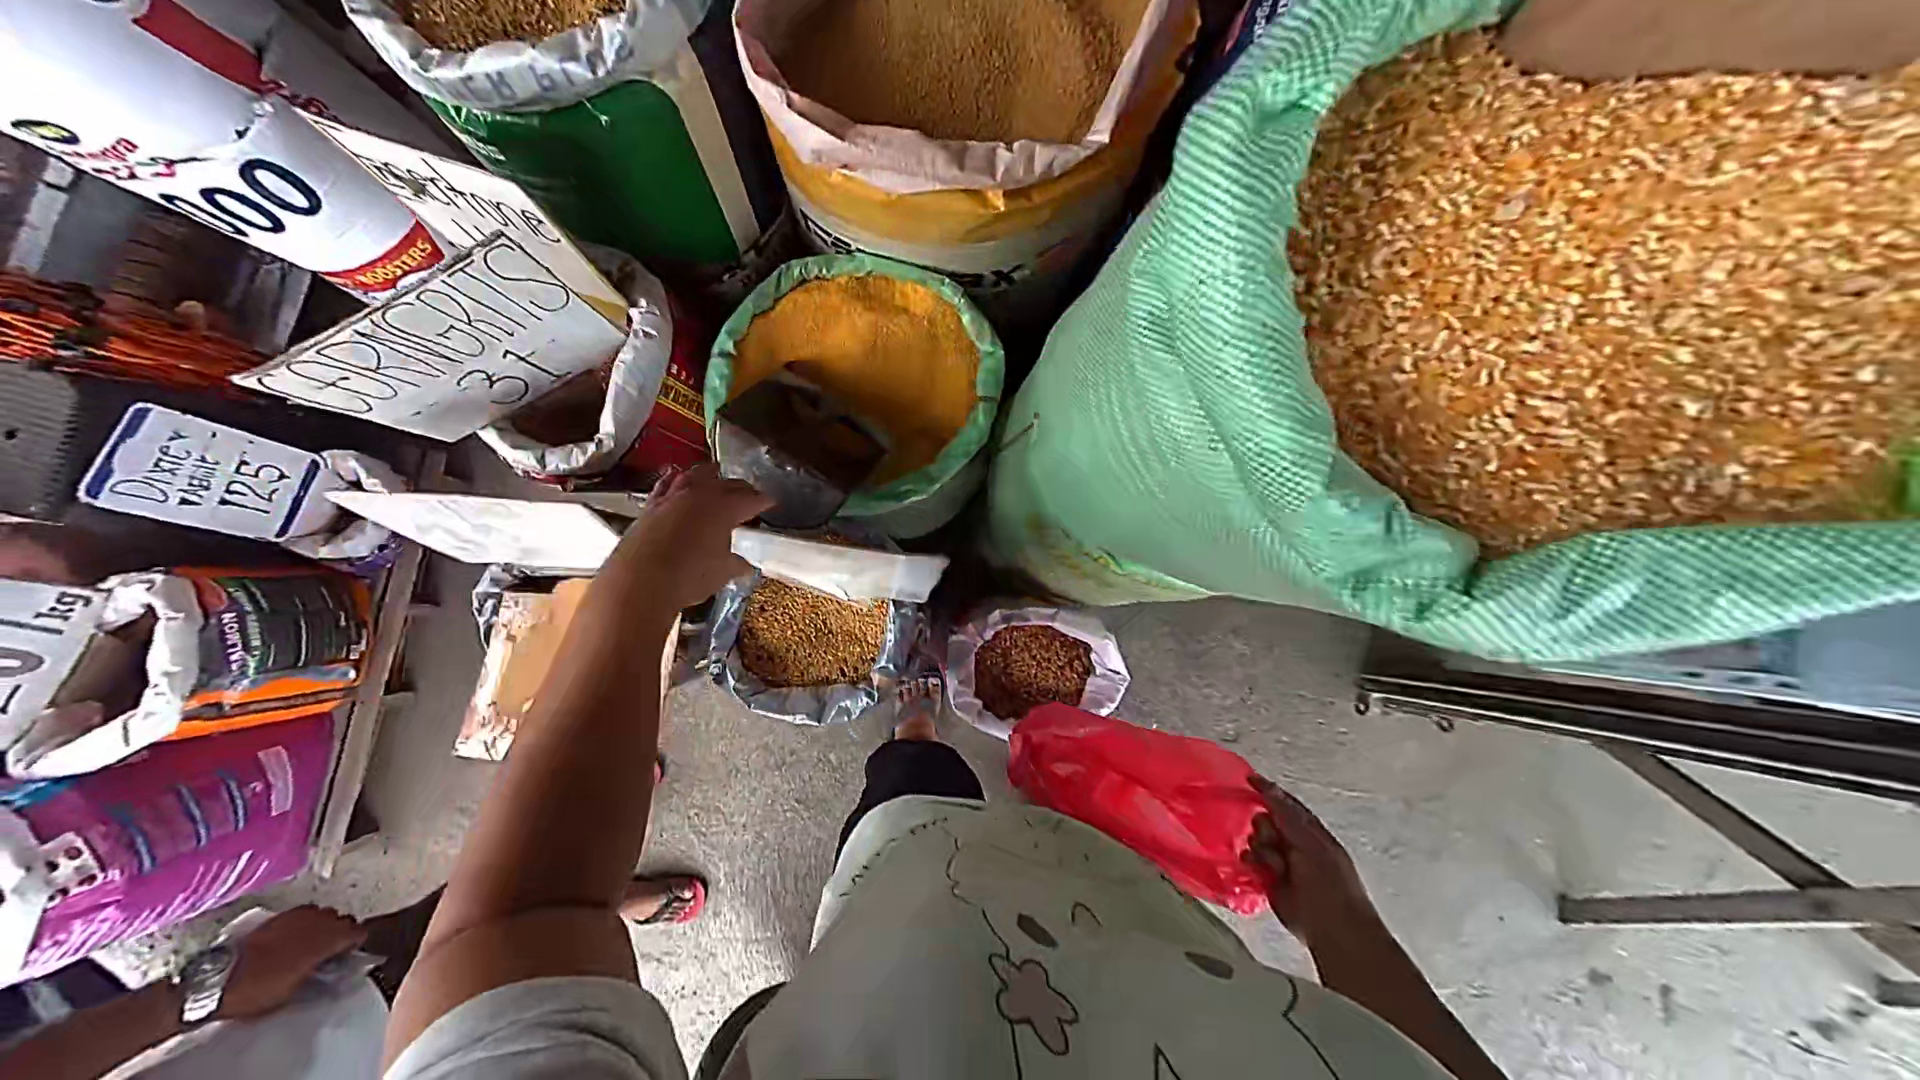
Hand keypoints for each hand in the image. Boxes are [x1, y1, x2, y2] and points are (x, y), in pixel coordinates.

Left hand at [215, 906, 365, 1020]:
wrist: (214, 981)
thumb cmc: (255, 991)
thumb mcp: (293, 992)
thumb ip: (320, 975)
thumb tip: (332, 970)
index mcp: (328, 940)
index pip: (359, 932)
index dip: (355, 944)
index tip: (346, 954)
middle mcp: (320, 922)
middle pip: (344, 920)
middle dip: (340, 933)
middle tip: (327, 951)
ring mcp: (299, 916)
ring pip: (325, 914)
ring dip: (323, 926)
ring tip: (308, 942)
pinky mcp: (280, 916)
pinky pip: (304, 913)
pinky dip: (304, 922)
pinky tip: (291, 937)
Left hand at [612, 464, 772, 612]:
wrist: (640, 581)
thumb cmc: (689, 576)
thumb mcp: (722, 573)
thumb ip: (736, 564)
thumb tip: (744, 566)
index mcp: (725, 507)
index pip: (752, 499)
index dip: (764, 501)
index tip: (771, 503)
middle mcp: (700, 495)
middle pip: (727, 484)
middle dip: (741, 488)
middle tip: (750, 495)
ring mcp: (673, 497)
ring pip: (695, 475)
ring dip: (708, 475)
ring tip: (715, 475)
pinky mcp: (650, 506)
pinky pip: (666, 485)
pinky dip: (676, 481)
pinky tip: (676, 481)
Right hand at [1243, 775, 1382, 948]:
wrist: (1333, 929)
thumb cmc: (1330, 883)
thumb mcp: (1311, 842)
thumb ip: (1288, 815)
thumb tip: (1269, 787)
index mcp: (1310, 831)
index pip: (1285, 804)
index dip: (1268, 791)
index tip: (1248, 779)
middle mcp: (1294, 844)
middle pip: (1265, 820)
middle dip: (1265, 828)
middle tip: (1273, 841)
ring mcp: (1281, 862)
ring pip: (1256, 840)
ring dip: (1260, 848)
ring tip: (1274, 866)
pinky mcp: (1268, 880)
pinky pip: (1251, 860)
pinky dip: (1252, 861)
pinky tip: (1258, 869)